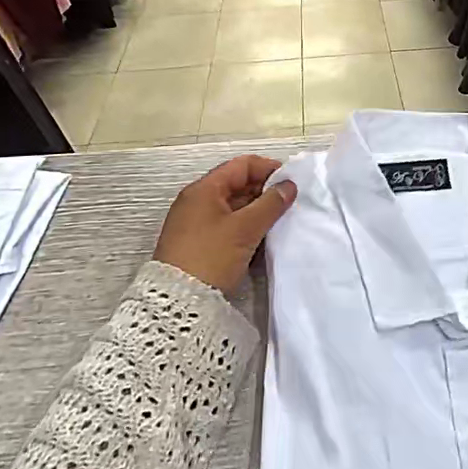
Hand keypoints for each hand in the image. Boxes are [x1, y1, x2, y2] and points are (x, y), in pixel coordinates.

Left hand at [152, 155, 296, 296]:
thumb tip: (288, 186)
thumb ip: (271, 203)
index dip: (268, 168)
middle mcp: (196, 200)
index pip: (242, 165)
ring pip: (234, 204)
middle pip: (238, 183)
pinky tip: (261, 235)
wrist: (177, 303)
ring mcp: (194, 221)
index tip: (290, 181)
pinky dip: (245, 223)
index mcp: (204, 189)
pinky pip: (227, 222)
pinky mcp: (197, 241)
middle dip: (264, 189)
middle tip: (288, 202)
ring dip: (257, 208)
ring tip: (278, 219)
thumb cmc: (211, 256)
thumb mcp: (246, 227)